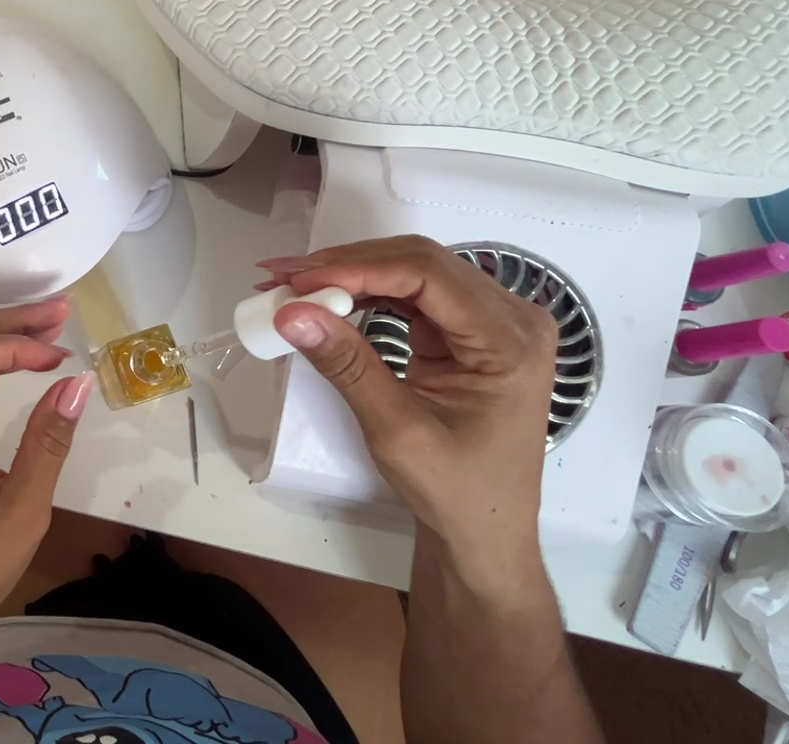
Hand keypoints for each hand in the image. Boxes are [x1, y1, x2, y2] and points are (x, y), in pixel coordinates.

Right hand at [259, 237, 558, 574]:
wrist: (483, 527)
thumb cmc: (453, 488)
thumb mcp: (394, 429)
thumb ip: (345, 364)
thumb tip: (290, 313)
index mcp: (509, 340)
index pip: (426, 275)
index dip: (355, 268)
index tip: (294, 280)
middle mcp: (509, 317)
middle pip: (418, 262)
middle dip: (344, 264)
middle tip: (279, 276)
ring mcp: (489, 321)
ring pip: (410, 270)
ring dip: (347, 273)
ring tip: (290, 284)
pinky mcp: (464, 330)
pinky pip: (408, 293)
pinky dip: (361, 291)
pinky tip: (324, 297)